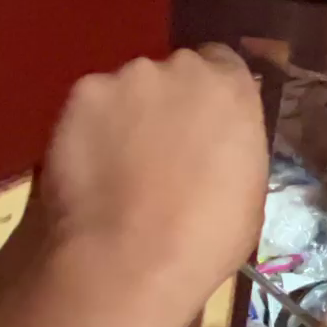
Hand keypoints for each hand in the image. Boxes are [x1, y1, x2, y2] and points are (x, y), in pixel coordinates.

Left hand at [27, 45, 267, 307]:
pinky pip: (88, 109)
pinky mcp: (80, 97)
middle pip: (170, 74)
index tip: (198, 126)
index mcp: (231, 89)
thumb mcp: (247, 190)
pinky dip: (87, 132)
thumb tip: (212, 148)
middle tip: (155, 151)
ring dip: (124, 117)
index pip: (220, 65)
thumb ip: (230, 147)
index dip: (207, 97)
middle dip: (165, 104)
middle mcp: (180, 68)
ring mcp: (125, 79)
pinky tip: (88, 169)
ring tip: (115, 167)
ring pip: (125, 91)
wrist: (133, 260)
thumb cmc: (207, 239)